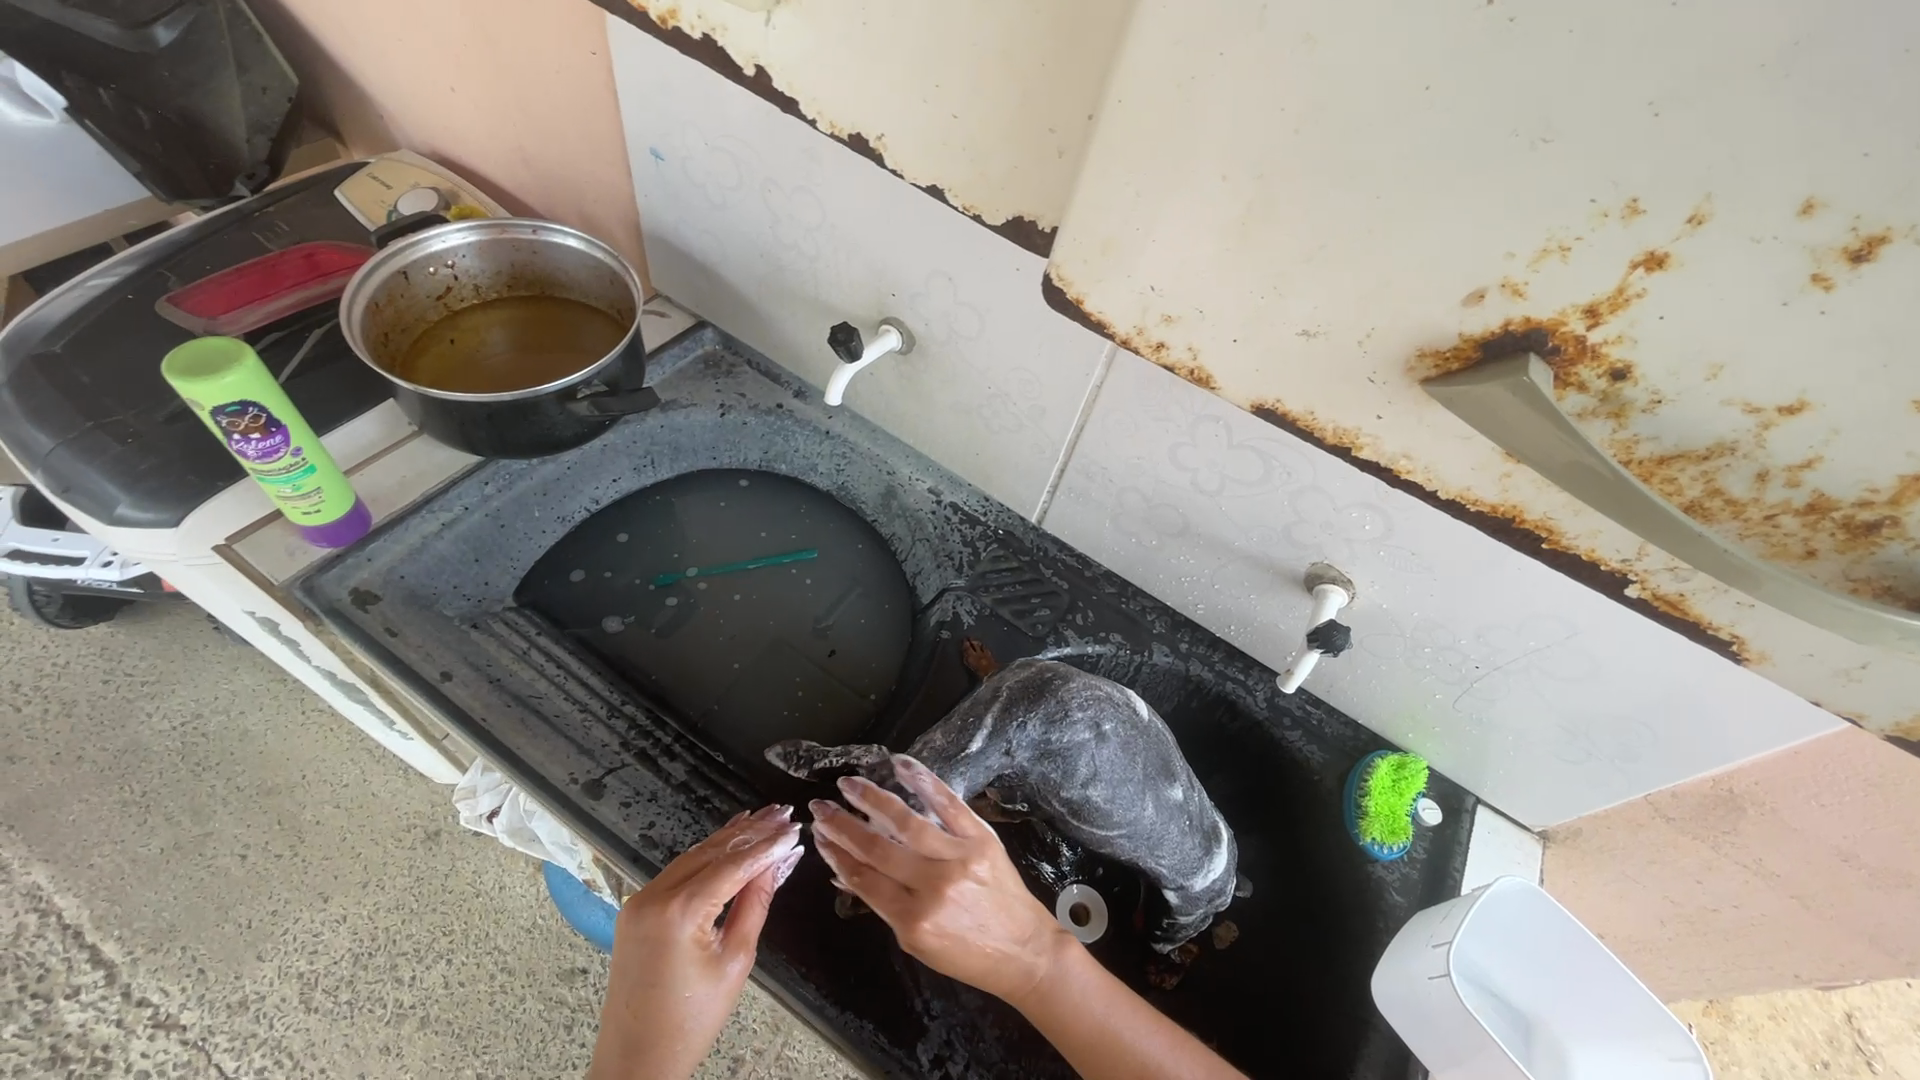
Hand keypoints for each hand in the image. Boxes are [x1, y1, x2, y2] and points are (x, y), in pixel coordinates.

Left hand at [588, 805, 803, 1079]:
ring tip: (763, 819)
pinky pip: (677, 872)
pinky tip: (728, 842)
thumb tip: (775, 862)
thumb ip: (756, 903)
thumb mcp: (736, 960)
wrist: (636, 1061)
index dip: (767, 844)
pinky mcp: (636, 910)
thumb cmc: (691, 1021)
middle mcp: (653, 896)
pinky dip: (706, 856)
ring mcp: (640, 901)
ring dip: (729, 839)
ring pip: (693, 856)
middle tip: (783, 813)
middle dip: (750, 832)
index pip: (733, 864)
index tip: (794, 827)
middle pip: (712, 851)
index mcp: (679, 911)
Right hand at [809, 755, 1072, 1007]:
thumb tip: (844, 871)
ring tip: (848, 784)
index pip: (864, 879)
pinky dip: (923, 781)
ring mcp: (960, 858)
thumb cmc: (967, 953)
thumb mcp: (916, 942)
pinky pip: (948, 803)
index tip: (818, 834)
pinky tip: (900, 765)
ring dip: (872, 799)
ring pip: (907, 822)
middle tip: (819, 807)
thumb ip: (882, 904)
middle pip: (878, 848)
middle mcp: (934, 886)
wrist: (1025, 950)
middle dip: (843, 825)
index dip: (837, 854)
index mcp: (913, 920)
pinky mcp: (982, 838)